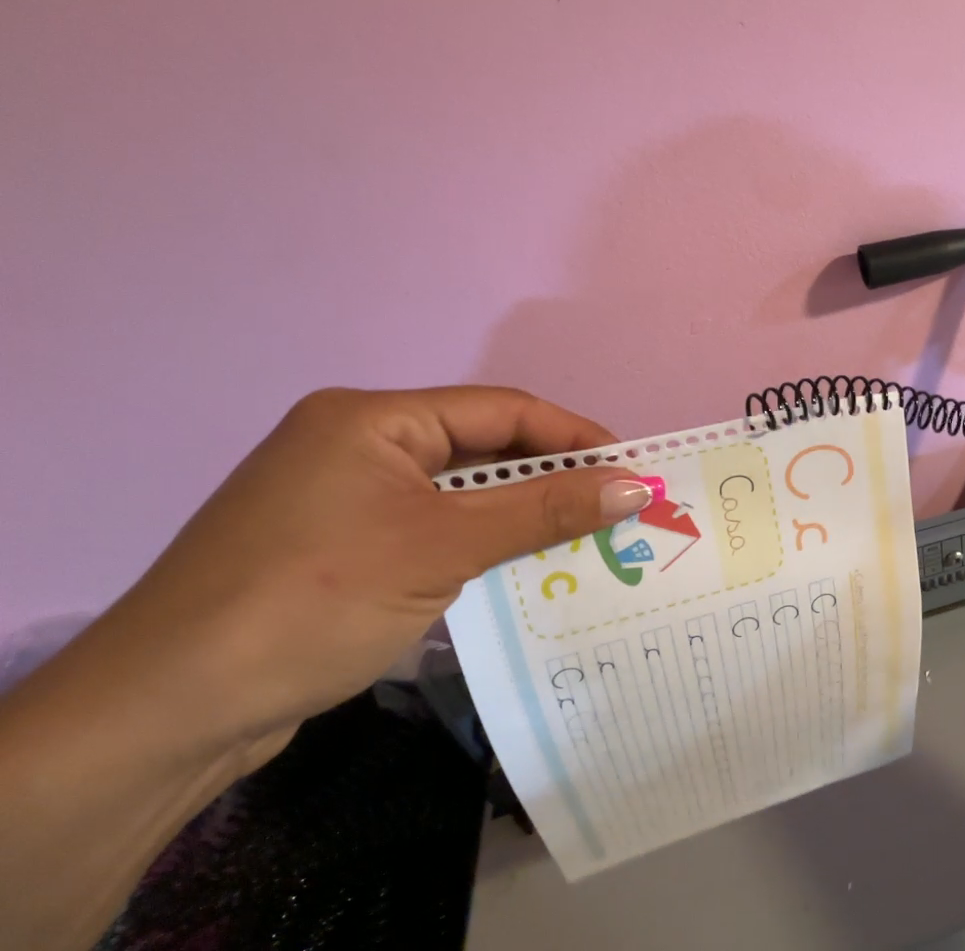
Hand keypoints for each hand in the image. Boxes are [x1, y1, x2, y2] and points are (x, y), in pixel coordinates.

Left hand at [90, 386, 656, 762]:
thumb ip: (545, 510)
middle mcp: (355, 446)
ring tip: (590, 540)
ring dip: (523, 517)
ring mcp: (343, 500)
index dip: (575, 437)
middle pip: (482, 450)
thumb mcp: (444, 547)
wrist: (170, 709)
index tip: (637, 469)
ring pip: (461, 495)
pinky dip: (484, 545)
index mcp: (370, 420)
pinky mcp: (339, 549)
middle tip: (621, 508)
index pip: (501, 410)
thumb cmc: (316, 599)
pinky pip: (434, 530)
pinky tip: (527, 570)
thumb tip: (638, 485)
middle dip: (554, 480)